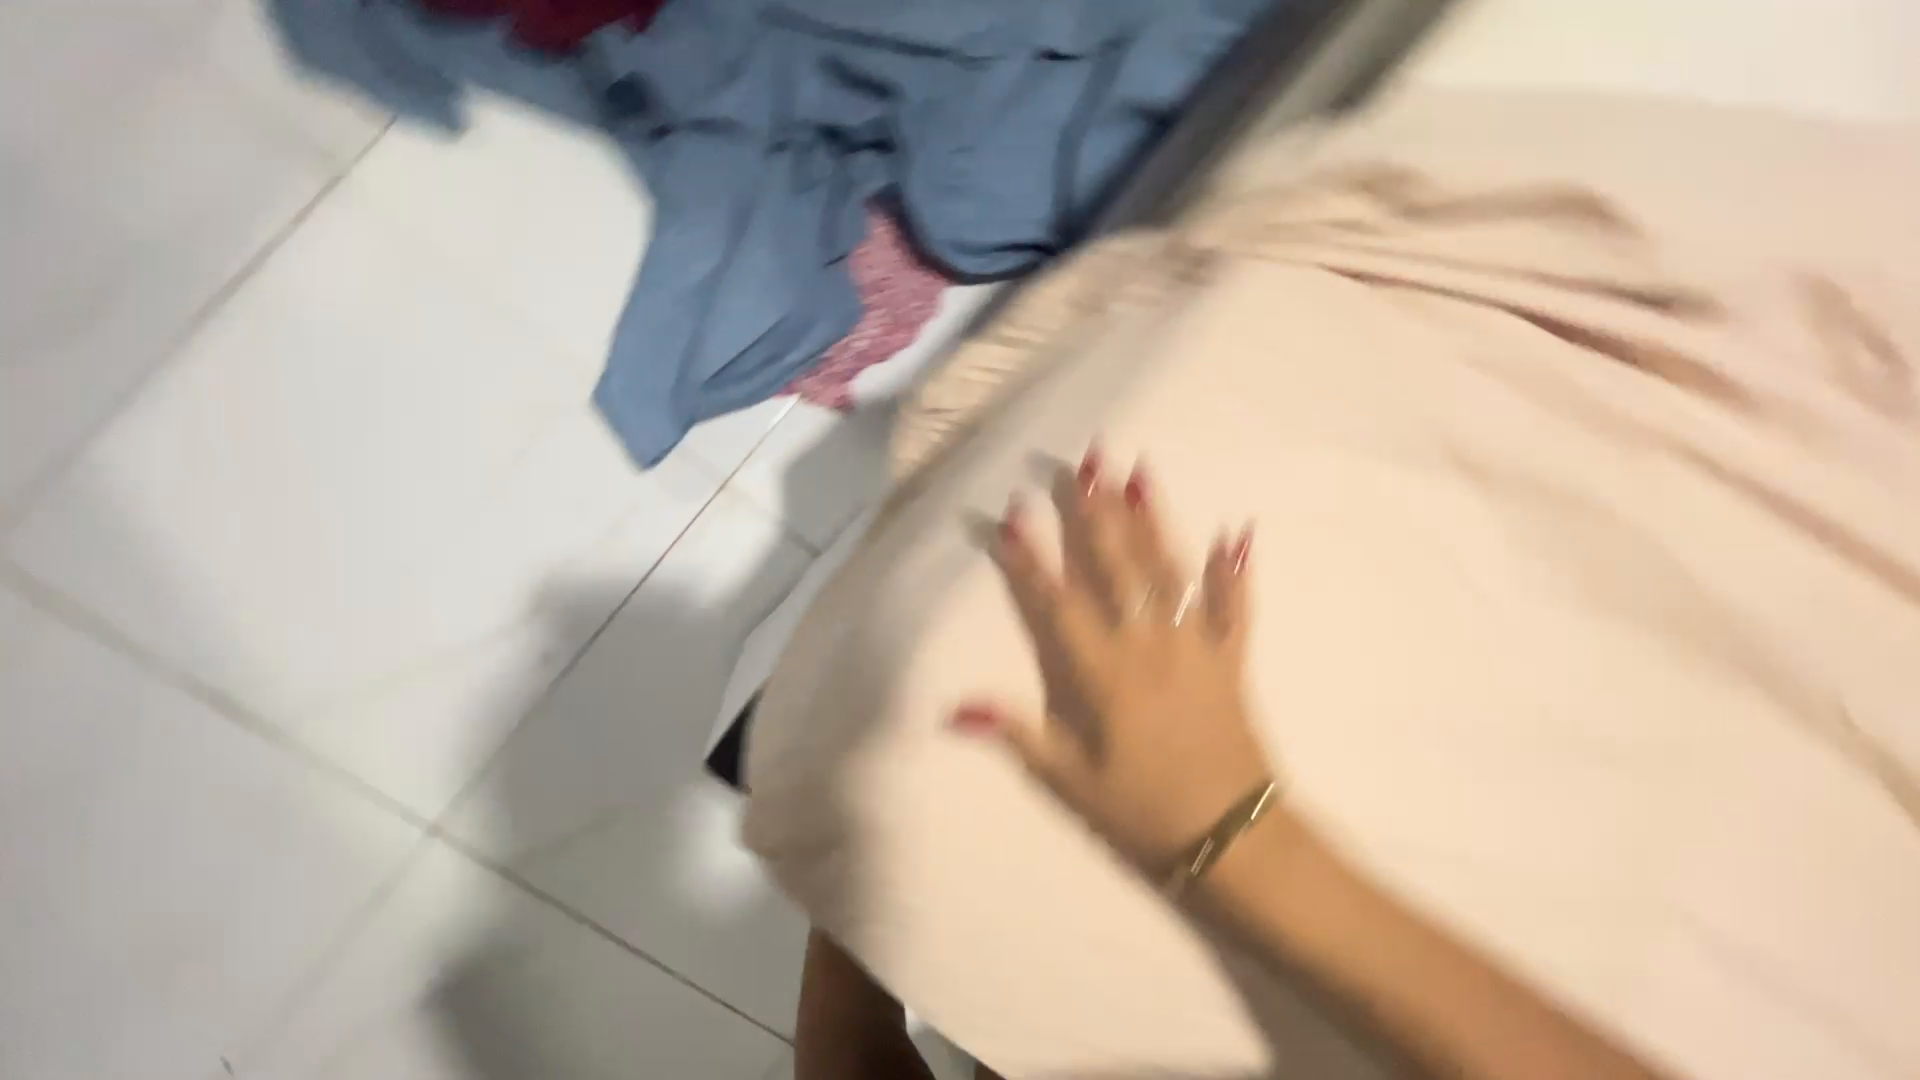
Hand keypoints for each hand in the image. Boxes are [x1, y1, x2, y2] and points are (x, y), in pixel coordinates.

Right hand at [952, 446, 1273, 874]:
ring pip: (1171, 572)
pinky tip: (1238, 532)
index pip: (1059, 603)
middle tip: (1084, 461)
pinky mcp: (1231, 660)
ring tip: (1140, 472)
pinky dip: (1236, 570)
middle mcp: (1149, 646)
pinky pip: (1236, 608)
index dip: (1033, 558)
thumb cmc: (1144, 814)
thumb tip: (953, 708)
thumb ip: (1018, 735)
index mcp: (1104, 674)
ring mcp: (1196, 647)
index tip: (1015, 512)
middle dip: (1096, 513)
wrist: (1236, 838)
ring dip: (1153, 521)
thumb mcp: (1071, 784)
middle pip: (1117, 568)